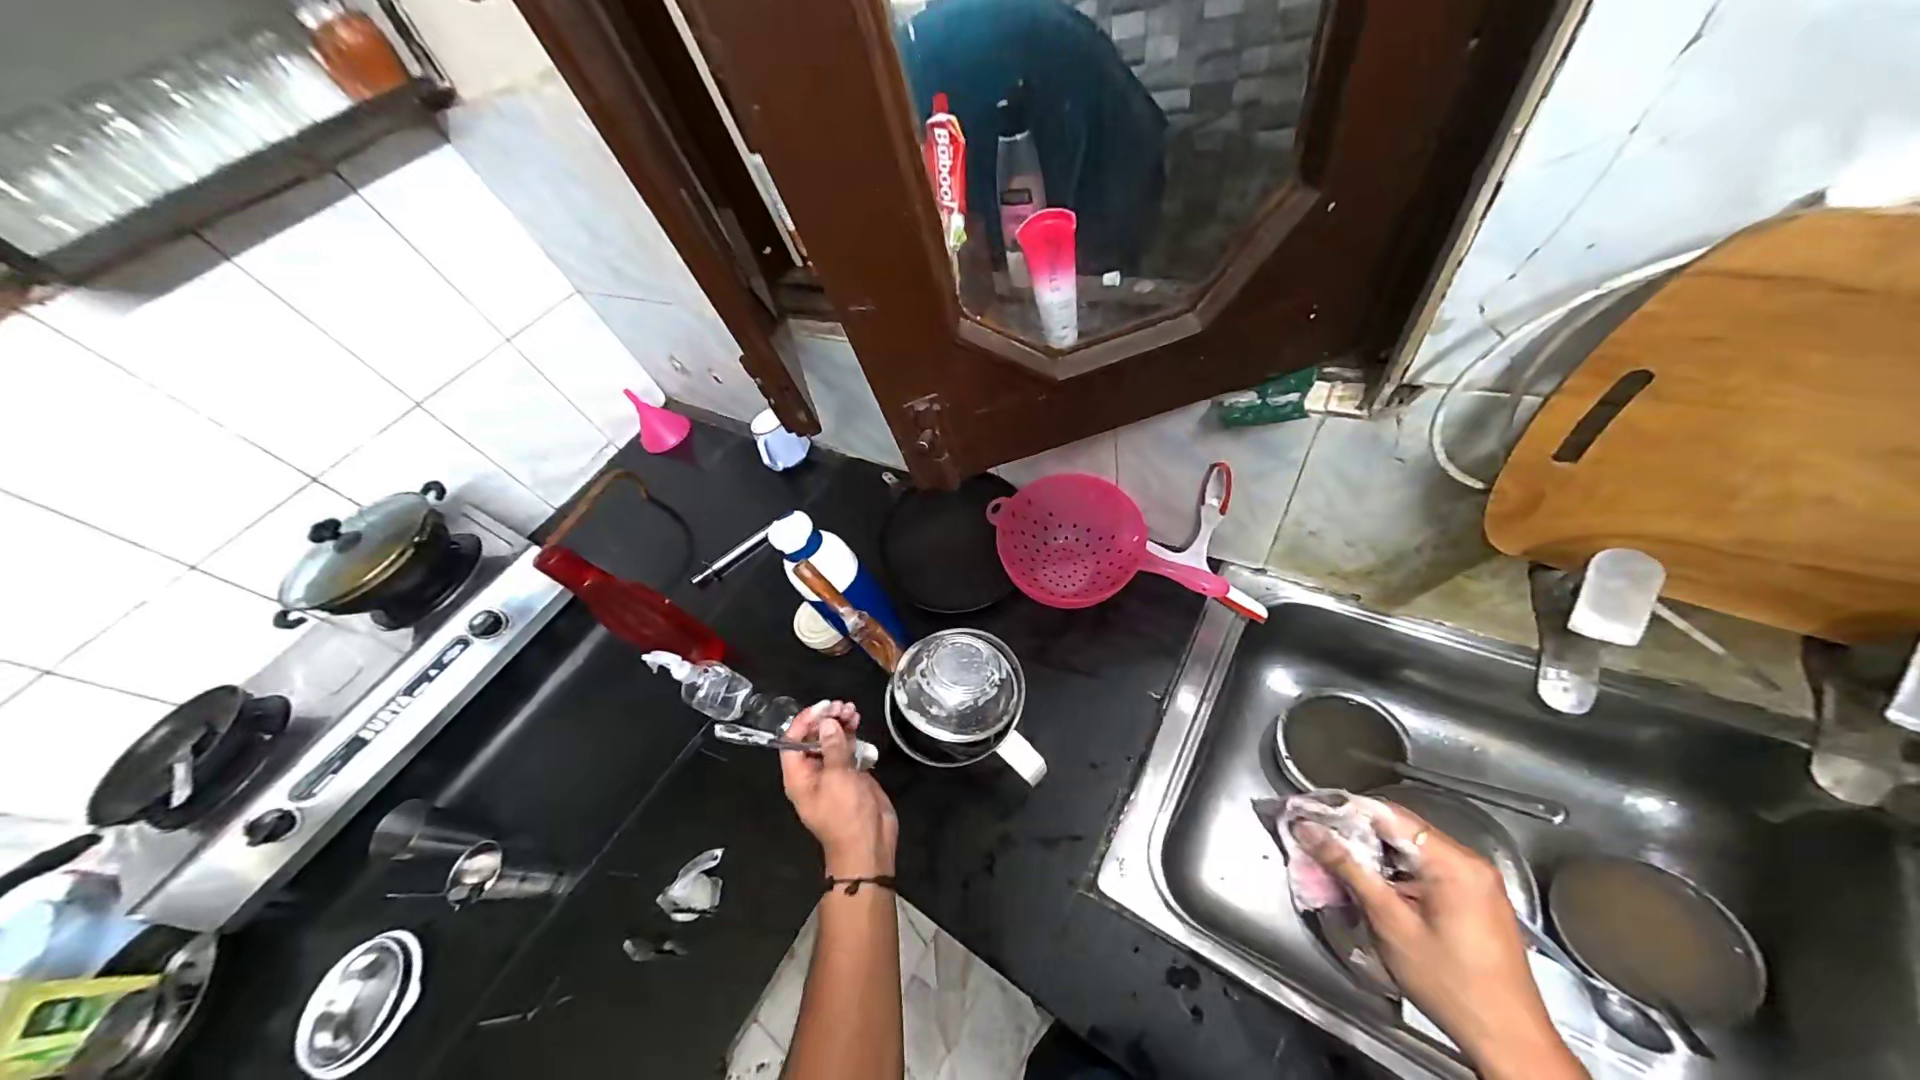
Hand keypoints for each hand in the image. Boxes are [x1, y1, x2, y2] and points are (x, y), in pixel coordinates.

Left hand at [780, 701, 897, 878]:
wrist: (869, 845)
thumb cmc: (846, 815)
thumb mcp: (837, 779)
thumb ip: (833, 747)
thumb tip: (827, 722)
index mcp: (798, 777)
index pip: (792, 741)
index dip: (805, 721)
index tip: (824, 707)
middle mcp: (812, 772)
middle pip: (812, 738)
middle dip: (825, 720)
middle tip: (841, 706)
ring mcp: (832, 773)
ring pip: (831, 740)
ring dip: (839, 723)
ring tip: (852, 711)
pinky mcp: (851, 774)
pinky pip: (847, 748)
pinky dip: (851, 734)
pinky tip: (858, 722)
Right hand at [1294, 803, 1584, 1079]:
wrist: (1509, 1041)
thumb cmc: (1453, 986)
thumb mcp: (1390, 923)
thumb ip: (1349, 869)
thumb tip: (1311, 831)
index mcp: (1455, 863)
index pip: (1388, 814)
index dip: (1345, 811)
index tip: (1312, 815)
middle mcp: (1470, 863)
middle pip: (1400, 830)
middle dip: (1355, 835)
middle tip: (1317, 841)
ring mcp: (1476, 881)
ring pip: (1410, 850)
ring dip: (1373, 855)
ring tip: (1337, 865)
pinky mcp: (1474, 899)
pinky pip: (1425, 870)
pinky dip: (1395, 873)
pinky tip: (1370, 887)